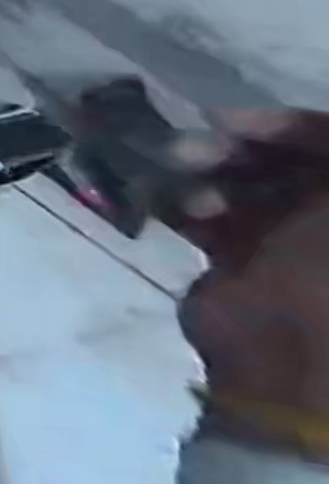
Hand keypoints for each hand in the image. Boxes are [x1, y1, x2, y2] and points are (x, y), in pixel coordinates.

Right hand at [171, 112, 328, 453]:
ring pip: (246, 181)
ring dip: (205, 174)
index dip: (296, 127)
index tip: (233, 120)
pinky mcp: (246, 254)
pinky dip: (184, 200)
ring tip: (181, 184)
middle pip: (295, 162)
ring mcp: (298, 241)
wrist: (293, 363)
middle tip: (190, 146)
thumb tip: (305, 124)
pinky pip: (210, 210)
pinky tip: (171, 204)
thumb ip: (326, 154)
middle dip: (239, 148)